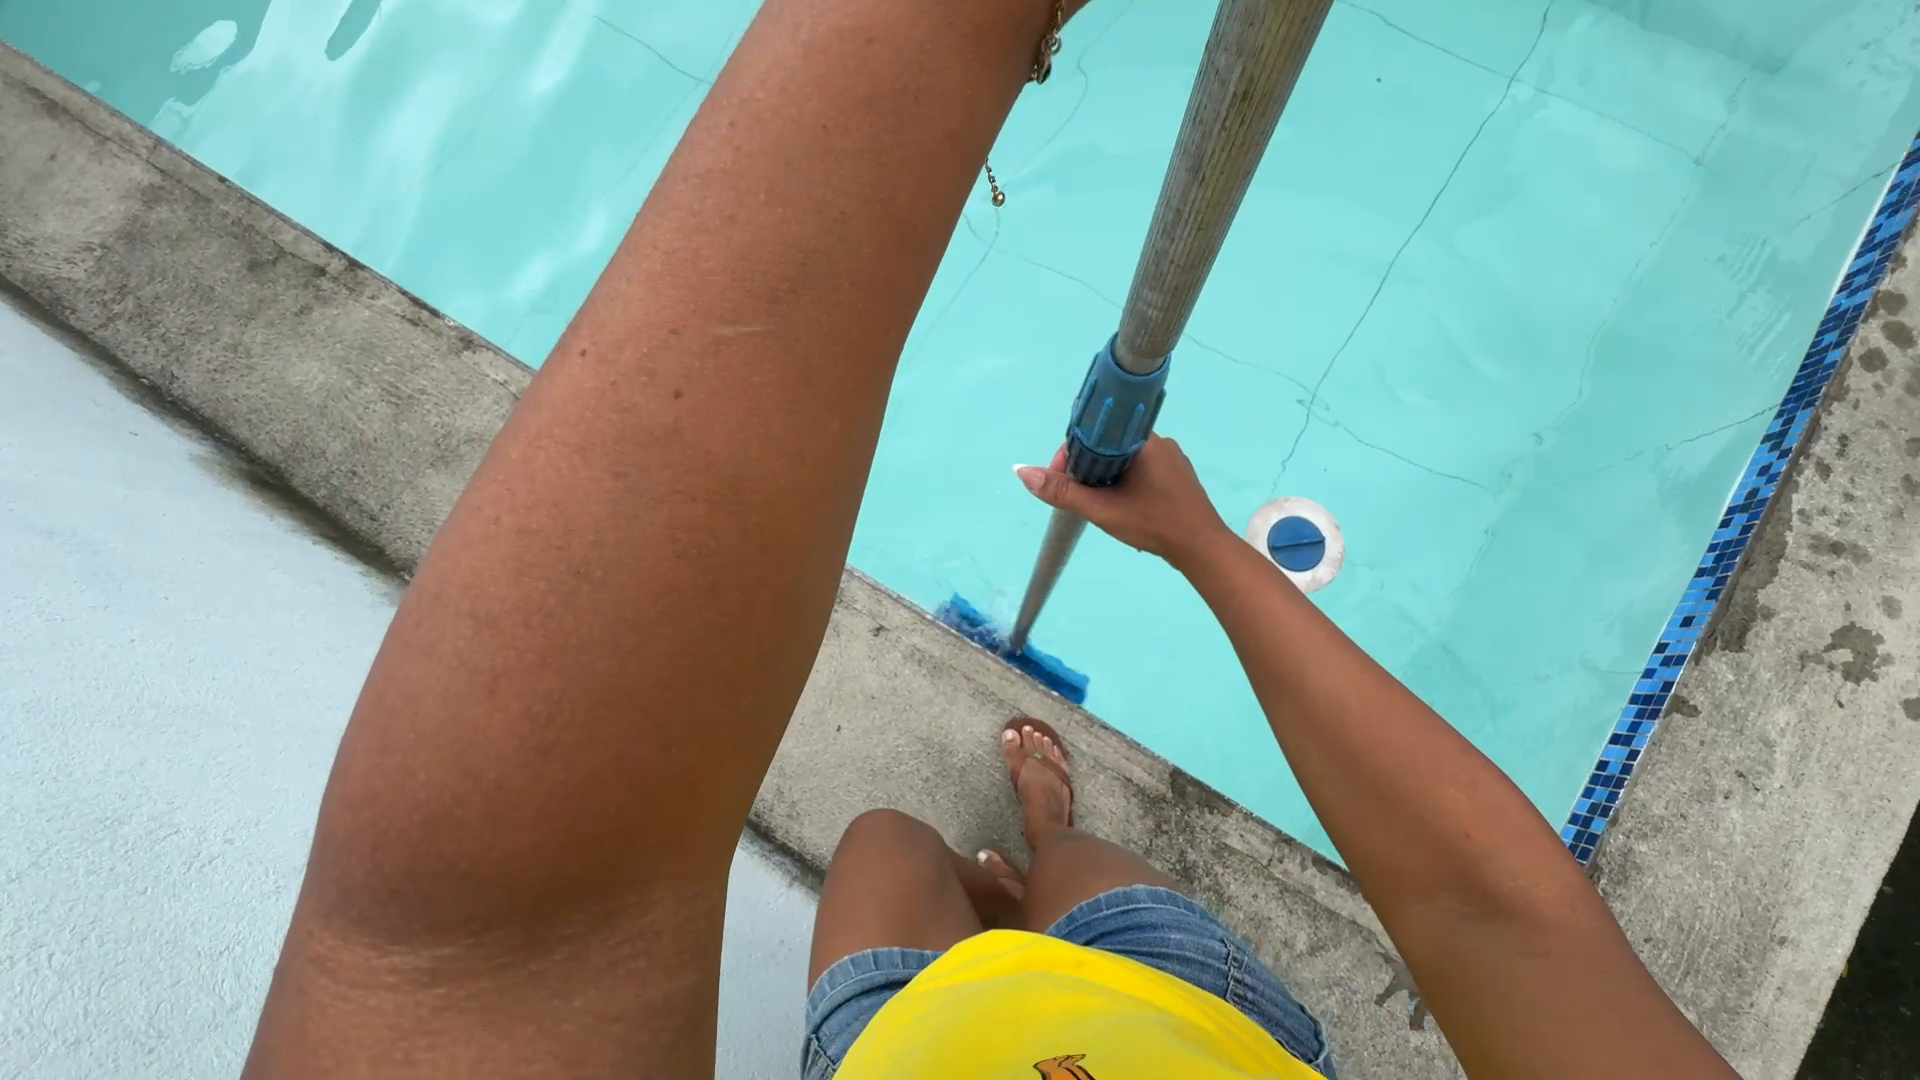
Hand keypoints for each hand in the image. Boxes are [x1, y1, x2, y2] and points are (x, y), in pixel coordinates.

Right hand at [1015, 436, 1235, 565]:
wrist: (1202, 548)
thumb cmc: (1154, 523)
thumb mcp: (1102, 509)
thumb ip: (1062, 491)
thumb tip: (1022, 472)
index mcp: (1141, 440)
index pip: (1094, 433)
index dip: (1071, 455)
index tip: (1062, 480)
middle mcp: (1158, 442)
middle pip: (1107, 447)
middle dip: (1087, 471)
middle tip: (1079, 499)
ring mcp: (1170, 459)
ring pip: (1123, 461)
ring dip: (1105, 480)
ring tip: (1099, 506)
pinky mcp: (1177, 477)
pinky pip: (1141, 471)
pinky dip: (1124, 485)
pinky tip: (1124, 508)